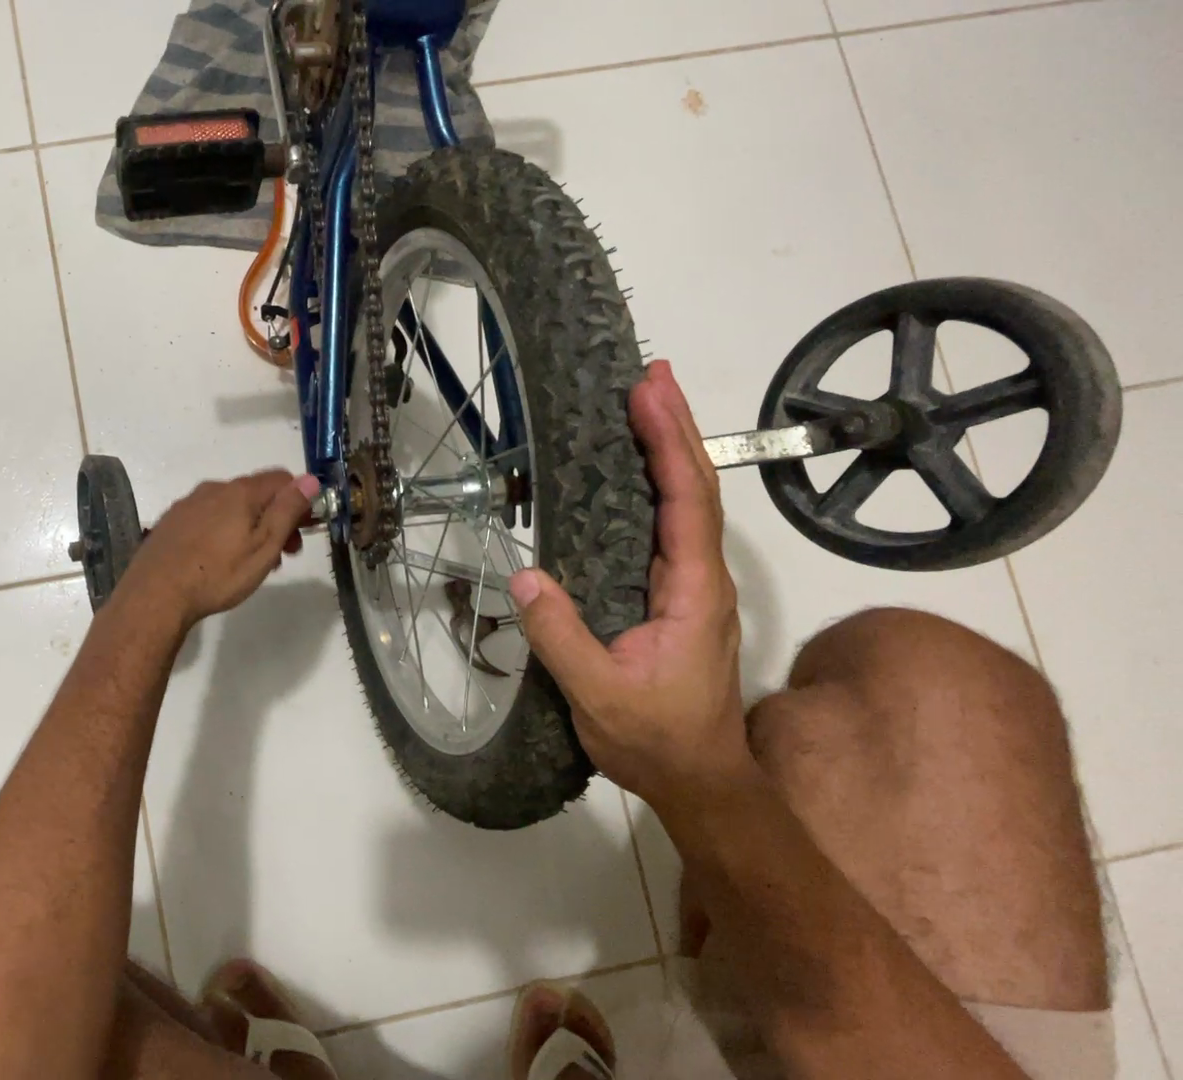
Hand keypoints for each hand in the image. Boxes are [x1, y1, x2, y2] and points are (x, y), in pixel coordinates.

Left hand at [115, 469, 319, 628]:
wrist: (156, 594)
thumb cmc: (219, 573)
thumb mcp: (264, 546)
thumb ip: (288, 510)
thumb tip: (310, 479)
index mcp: (240, 492)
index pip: (281, 478)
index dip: (299, 500)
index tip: (303, 530)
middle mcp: (213, 489)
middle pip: (255, 493)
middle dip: (275, 518)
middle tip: (283, 554)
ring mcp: (188, 504)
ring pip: (230, 507)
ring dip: (250, 527)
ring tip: (251, 563)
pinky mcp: (171, 522)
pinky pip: (207, 518)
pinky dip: (223, 531)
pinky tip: (218, 560)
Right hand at [508, 361, 755, 811]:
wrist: (698, 778)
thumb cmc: (655, 739)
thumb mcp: (599, 694)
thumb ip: (563, 636)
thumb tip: (523, 577)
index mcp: (692, 592)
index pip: (688, 504)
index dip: (669, 445)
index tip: (649, 394)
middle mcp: (700, 579)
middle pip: (696, 490)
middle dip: (675, 429)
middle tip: (651, 376)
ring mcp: (690, 588)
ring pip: (687, 506)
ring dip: (669, 451)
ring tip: (645, 406)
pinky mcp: (674, 599)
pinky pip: (669, 529)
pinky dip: (657, 487)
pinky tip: (635, 474)